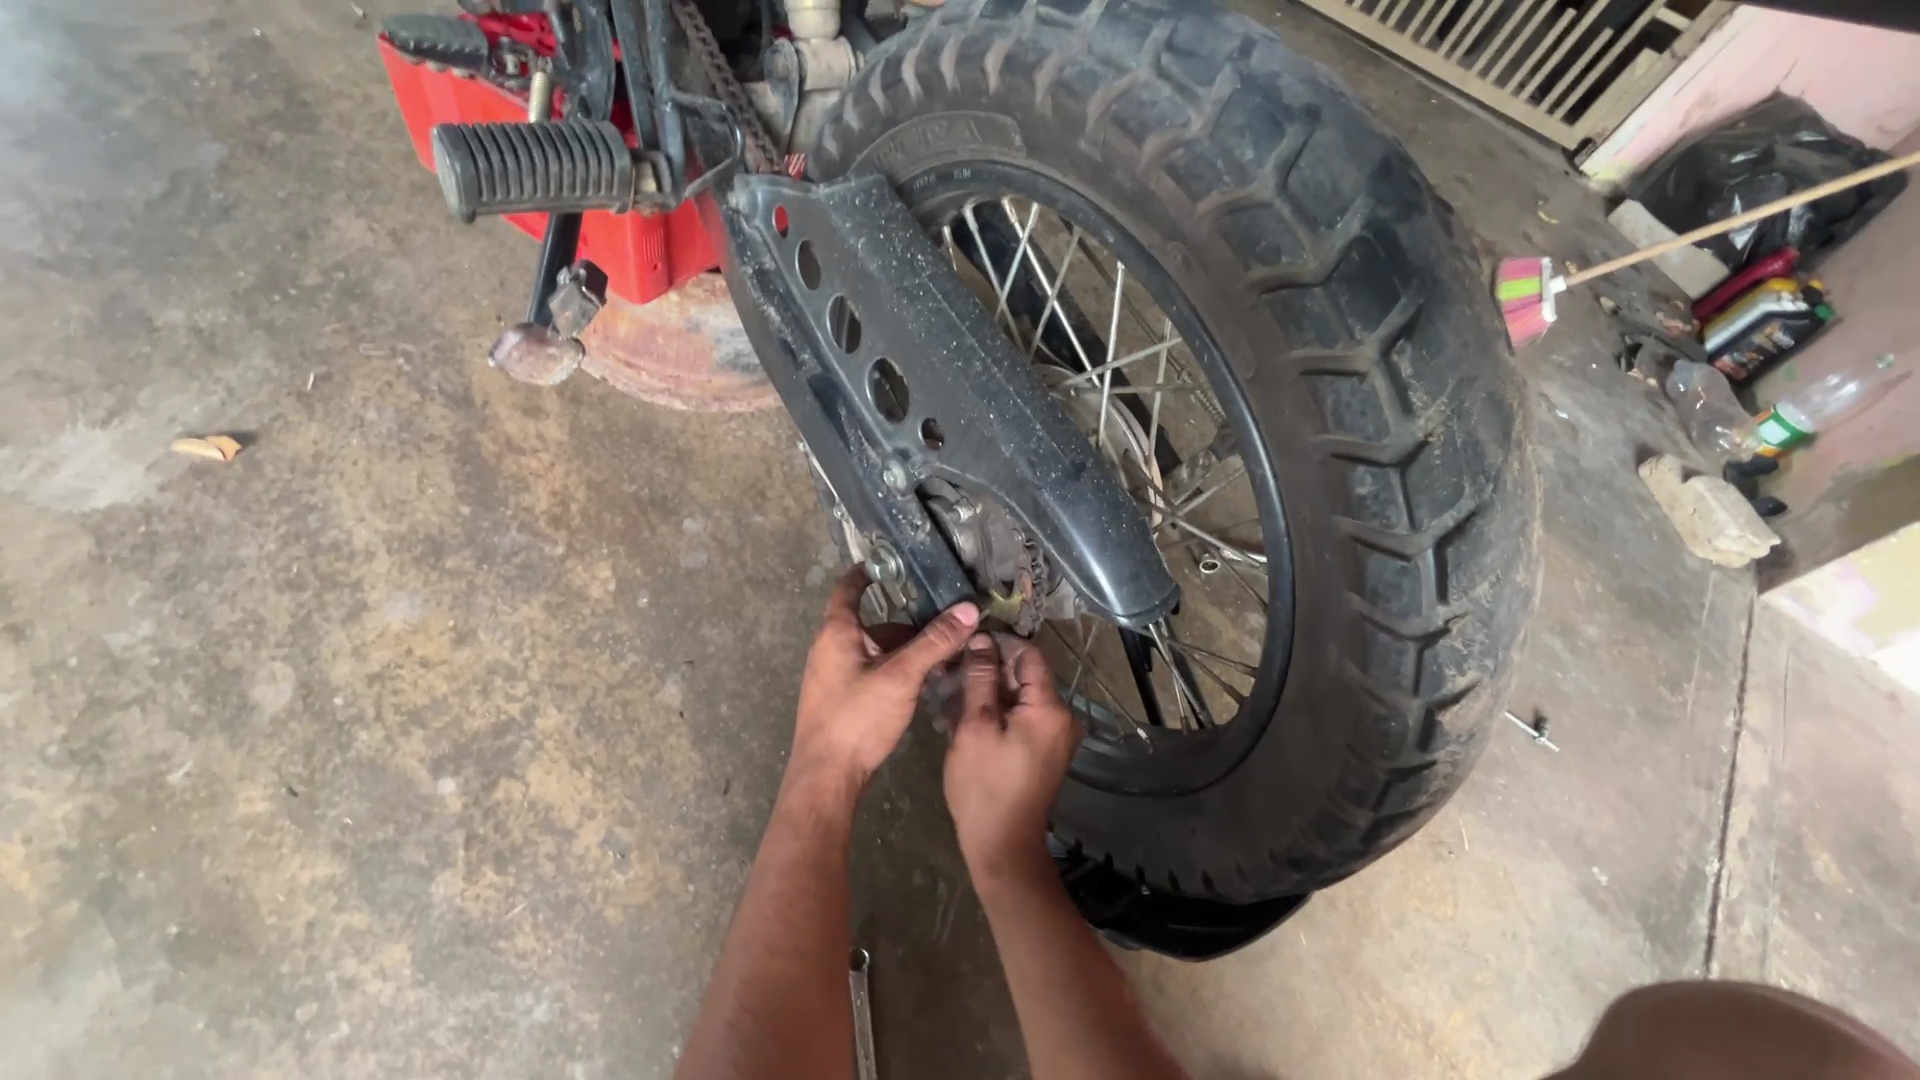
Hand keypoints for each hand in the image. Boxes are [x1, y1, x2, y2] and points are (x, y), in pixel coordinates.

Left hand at [790, 567, 979, 790]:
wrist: (827, 777)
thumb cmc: (857, 718)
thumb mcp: (902, 676)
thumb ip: (935, 642)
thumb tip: (969, 609)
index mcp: (837, 633)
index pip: (847, 590)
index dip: (866, 573)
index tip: (889, 563)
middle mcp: (830, 649)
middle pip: (872, 625)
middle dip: (907, 625)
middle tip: (945, 624)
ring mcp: (834, 677)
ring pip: (875, 652)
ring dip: (905, 652)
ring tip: (943, 657)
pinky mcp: (842, 702)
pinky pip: (873, 673)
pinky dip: (896, 672)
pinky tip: (922, 686)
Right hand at [943, 633, 1083, 886]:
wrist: (1003, 845)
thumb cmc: (984, 785)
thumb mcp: (975, 726)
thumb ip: (980, 678)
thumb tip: (982, 640)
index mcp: (1050, 707)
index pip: (1028, 654)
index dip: (998, 643)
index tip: (965, 644)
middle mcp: (1062, 717)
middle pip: (1025, 676)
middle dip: (988, 670)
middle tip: (951, 672)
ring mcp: (1056, 736)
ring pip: (1019, 698)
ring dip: (987, 693)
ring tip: (950, 699)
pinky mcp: (1045, 752)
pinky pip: (1022, 718)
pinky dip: (996, 714)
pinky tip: (963, 720)